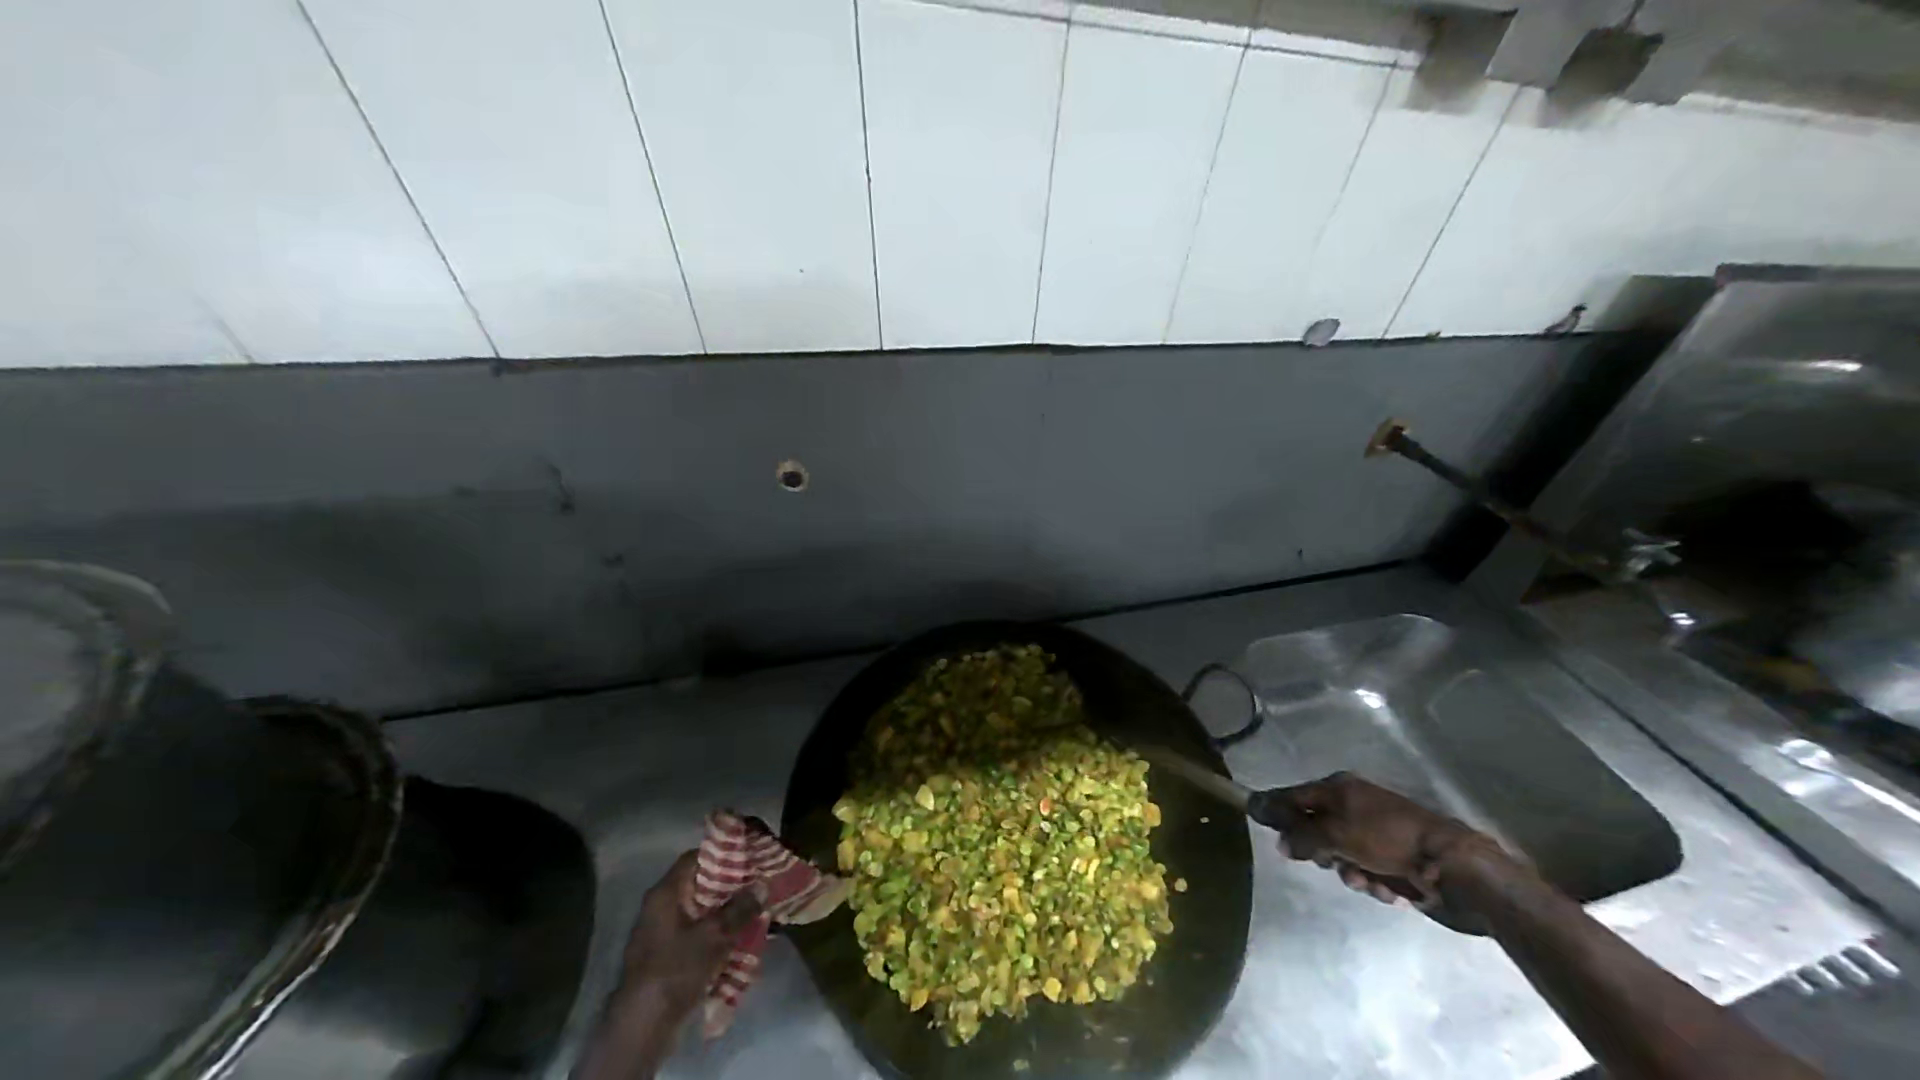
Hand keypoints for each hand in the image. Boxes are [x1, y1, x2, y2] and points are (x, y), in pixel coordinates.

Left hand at [618, 850, 763, 1018]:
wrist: (643, 1024)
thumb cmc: (675, 968)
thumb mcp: (713, 935)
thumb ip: (739, 908)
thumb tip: (762, 884)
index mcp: (665, 893)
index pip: (695, 858)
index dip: (722, 853)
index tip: (749, 853)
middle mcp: (662, 908)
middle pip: (701, 885)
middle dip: (731, 885)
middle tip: (760, 882)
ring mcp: (664, 933)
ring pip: (702, 911)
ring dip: (728, 911)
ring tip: (758, 909)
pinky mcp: (670, 956)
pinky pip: (699, 933)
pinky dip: (719, 932)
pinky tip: (742, 937)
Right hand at [1266, 771, 1497, 907]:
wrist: (1453, 867)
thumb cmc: (1388, 840)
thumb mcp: (1336, 834)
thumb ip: (1302, 836)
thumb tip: (1281, 842)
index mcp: (1339, 789)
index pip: (1293, 795)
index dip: (1273, 806)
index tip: (1253, 815)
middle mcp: (1355, 806)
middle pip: (1316, 830)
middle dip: (1322, 852)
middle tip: (1330, 861)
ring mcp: (1377, 834)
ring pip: (1342, 856)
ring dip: (1351, 873)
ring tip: (1369, 881)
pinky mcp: (1395, 860)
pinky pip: (1368, 872)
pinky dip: (1375, 883)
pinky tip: (1391, 890)